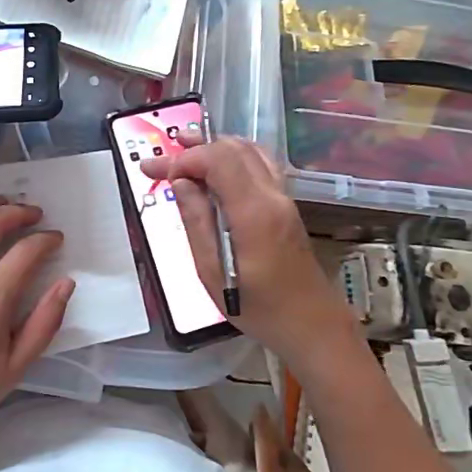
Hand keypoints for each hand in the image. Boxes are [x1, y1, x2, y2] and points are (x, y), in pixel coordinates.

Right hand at [140, 134, 361, 379]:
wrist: (310, 323)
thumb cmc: (258, 307)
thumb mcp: (212, 271)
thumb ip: (196, 221)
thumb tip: (180, 183)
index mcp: (254, 211)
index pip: (219, 159)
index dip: (187, 159)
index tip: (161, 174)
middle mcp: (272, 195)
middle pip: (233, 149)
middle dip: (194, 149)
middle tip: (160, 160)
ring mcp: (283, 197)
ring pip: (249, 151)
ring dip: (214, 148)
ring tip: (183, 149)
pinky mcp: (285, 204)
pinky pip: (259, 164)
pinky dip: (232, 157)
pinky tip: (215, 167)